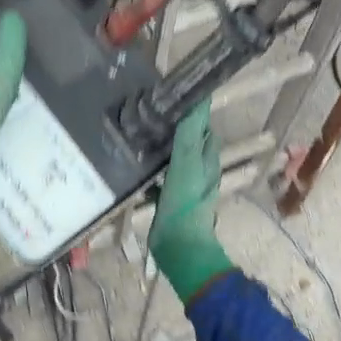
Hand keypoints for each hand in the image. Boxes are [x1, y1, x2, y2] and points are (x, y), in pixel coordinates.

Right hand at [147, 99, 234, 301]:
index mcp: (206, 157)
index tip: (170, 93)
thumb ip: (190, 133)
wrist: (181, 247)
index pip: (202, 125)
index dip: (191, 108)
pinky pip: (159, 178)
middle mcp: (198, 169)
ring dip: (159, 147)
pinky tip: (133, 166)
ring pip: (172, 158)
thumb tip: (198, 98)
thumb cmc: (186, 202)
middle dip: (172, 125)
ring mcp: (183, 185)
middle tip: (148, 110)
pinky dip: (149, 170)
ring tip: (136, 132)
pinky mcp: (168, 200)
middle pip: (187, 140)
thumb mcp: (187, 162)